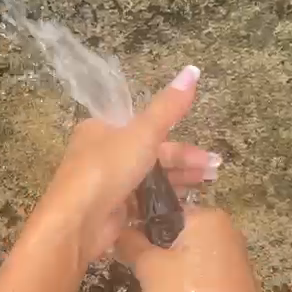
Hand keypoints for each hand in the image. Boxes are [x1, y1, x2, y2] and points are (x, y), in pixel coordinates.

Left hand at [27, 66, 218, 266]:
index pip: (143, 127)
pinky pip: (141, 202)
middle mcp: (101, 155)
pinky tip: (184, 205)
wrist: (76, 222)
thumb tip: (193, 69)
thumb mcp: (142, 132)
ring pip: (147, 178)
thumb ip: (169, 107)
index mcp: (101, 130)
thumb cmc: (106, 169)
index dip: (175, 133)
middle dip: (183, 160)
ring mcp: (106, 184)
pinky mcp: (111, 211)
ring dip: (178, 180)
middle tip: (214, 169)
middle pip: (150, 153)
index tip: (202, 145)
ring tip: (208, 184)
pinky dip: (162, 202)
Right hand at [114, 206, 273, 291]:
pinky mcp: (237, 275)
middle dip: (158, 259)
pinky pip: (202, 273)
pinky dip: (188, 287)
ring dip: (170, 278)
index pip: (163, 211)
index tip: (132, 252)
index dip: (142, 231)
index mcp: (206, 216)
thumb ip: (129, 244)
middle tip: (149, 281)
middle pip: (175, 237)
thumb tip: (119, 231)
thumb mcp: (149, 268)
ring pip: (187, 258)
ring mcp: (234, 252)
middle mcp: (225, 228)